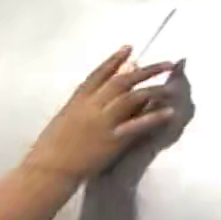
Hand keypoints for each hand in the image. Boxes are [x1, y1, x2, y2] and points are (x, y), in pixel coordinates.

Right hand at [22, 47, 181, 182]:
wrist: (46, 172)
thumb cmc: (54, 145)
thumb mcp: (67, 116)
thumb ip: (87, 100)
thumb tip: (107, 84)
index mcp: (77, 101)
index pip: (98, 74)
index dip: (114, 59)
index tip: (129, 47)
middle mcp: (91, 107)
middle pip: (122, 81)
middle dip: (147, 70)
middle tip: (168, 63)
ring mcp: (102, 122)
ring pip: (133, 97)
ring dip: (156, 90)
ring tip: (173, 88)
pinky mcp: (112, 139)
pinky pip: (137, 124)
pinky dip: (154, 117)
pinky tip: (170, 112)